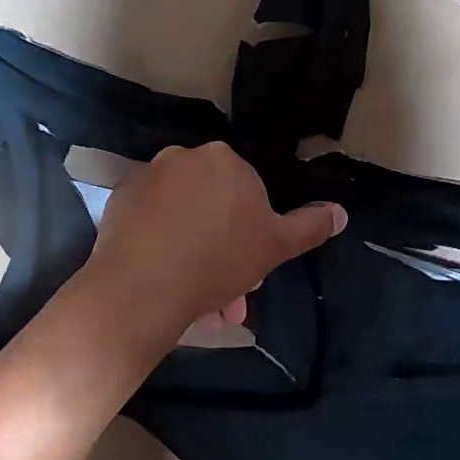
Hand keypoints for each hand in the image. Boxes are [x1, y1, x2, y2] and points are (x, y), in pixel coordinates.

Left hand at [83, 142, 345, 344]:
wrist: (144, 286)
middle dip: (223, 250)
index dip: (251, 232)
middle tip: (224, 292)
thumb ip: (309, 226)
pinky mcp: (119, 201)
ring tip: (198, 301)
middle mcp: (183, 157)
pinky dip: (161, 246)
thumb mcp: (275, 247)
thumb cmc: (219, 261)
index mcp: (225, 159)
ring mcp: (146, 177)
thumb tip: (340, 212)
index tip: (249, 266)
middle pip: (212, 205)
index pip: (248, 192)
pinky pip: (151, 223)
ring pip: (182, 218)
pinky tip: (165, 280)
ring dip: (194, 255)